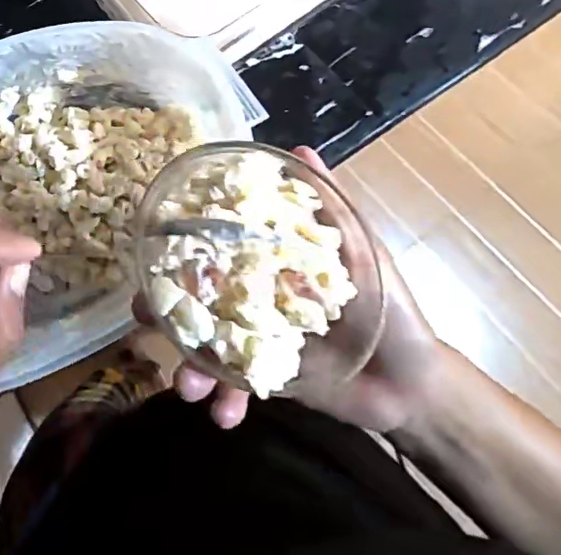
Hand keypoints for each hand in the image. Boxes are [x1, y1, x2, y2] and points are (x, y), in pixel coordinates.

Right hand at [149, 146, 443, 431]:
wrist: (415, 385)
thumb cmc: (390, 307)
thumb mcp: (362, 252)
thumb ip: (332, 204)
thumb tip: (302, 147)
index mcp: (270, 263)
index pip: (218, 250)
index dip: (182, 249)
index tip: (153, 249)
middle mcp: (255, 297)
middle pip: (200, 298)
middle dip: (167, 309)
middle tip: (145, 317)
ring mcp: (258, 340)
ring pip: (210, 347)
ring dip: (189, 365)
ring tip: (186, 385)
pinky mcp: (267, 380)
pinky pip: (236, 390)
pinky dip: (225, 402)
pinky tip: (223, 415)